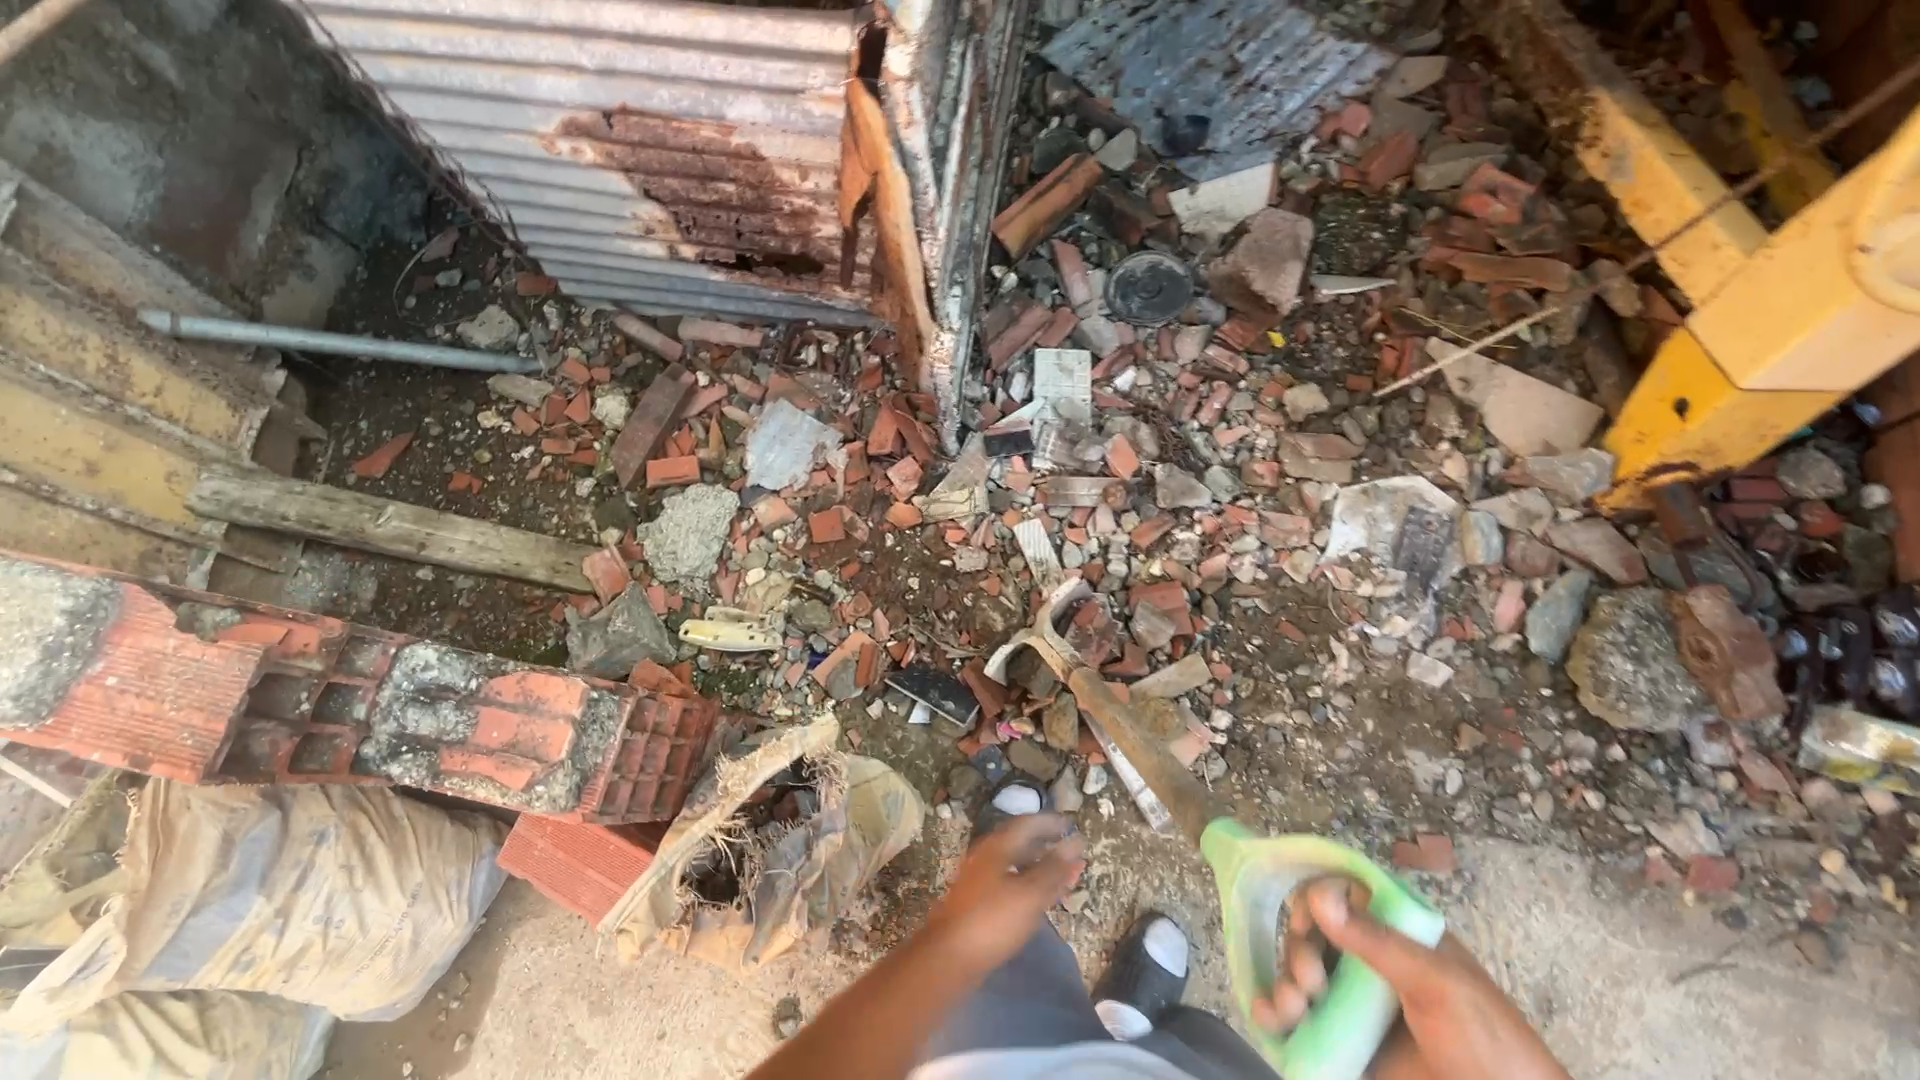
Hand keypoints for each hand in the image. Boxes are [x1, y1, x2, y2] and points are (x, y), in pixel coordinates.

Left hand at [921, 813, 1085, 973]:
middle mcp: (987, 857)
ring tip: (1066, 877)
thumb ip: (1054, 868)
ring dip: (1042, 868)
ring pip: (1017, 866)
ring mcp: (981, 880)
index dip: (1051, 823)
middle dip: (1049, 847)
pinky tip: (1041, 898)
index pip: (1028, 823)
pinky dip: (1030, 885)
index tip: (1072, 826)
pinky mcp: (979, 902)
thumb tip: (1076, 841)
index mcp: (998, 847)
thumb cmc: (993, 920)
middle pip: (1022, 844)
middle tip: (1074, 854)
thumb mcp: (1030, 893)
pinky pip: (1011, 884)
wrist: (949, 957)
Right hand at [1252, 878, 1570, 1079]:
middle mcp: (1371, 966)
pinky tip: (1266, 1016)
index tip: (1308, 922)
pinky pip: (1295, 1022)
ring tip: (1290, 1009)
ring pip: (1297, 976)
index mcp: (1399, 938)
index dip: (1317, 901)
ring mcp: (1355, 1008)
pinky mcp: (1342, 1046)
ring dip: (1282, 983)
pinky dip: (1271, 1013)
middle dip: (1298, 952)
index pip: (1344, 898)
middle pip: (1311, 936)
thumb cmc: (1486, 1045)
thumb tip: (1316, 893)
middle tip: (1313, 984)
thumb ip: (1376, 941)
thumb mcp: (1437, 985)